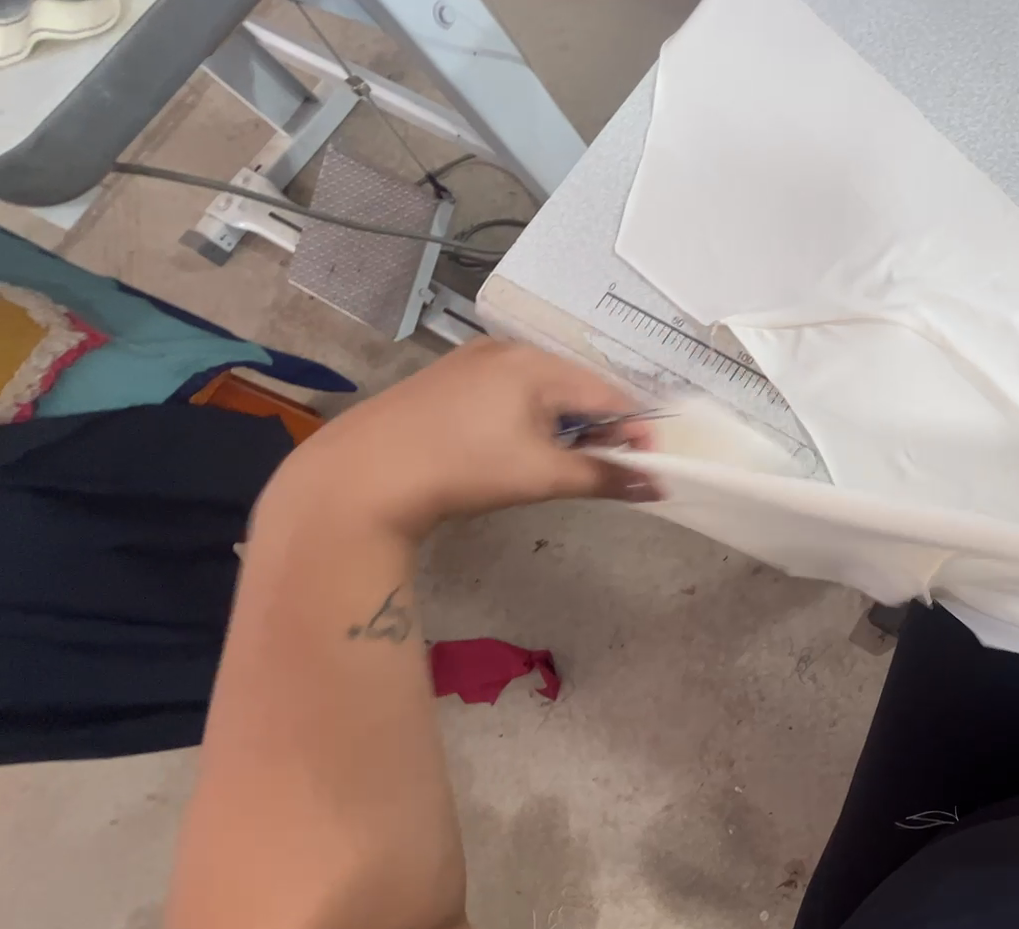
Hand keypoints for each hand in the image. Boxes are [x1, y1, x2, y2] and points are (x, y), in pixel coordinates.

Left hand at [265, 338, 656, 540]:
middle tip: (612, 467)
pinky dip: (538, 419)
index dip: (639, 431)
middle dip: (606, 428)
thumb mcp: (544, 476)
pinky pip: (518, 392)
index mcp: (536, 365)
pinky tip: (528, 447)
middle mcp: (510, 350)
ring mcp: (478, 360)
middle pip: (582, 388)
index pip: (611, 394)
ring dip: (573, 426)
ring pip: (550, 391)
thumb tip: (659, 487)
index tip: (652, 466)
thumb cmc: (462, 469)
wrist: (360, 478)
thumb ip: (607, 477)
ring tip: (571, 461)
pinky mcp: (455, 379)